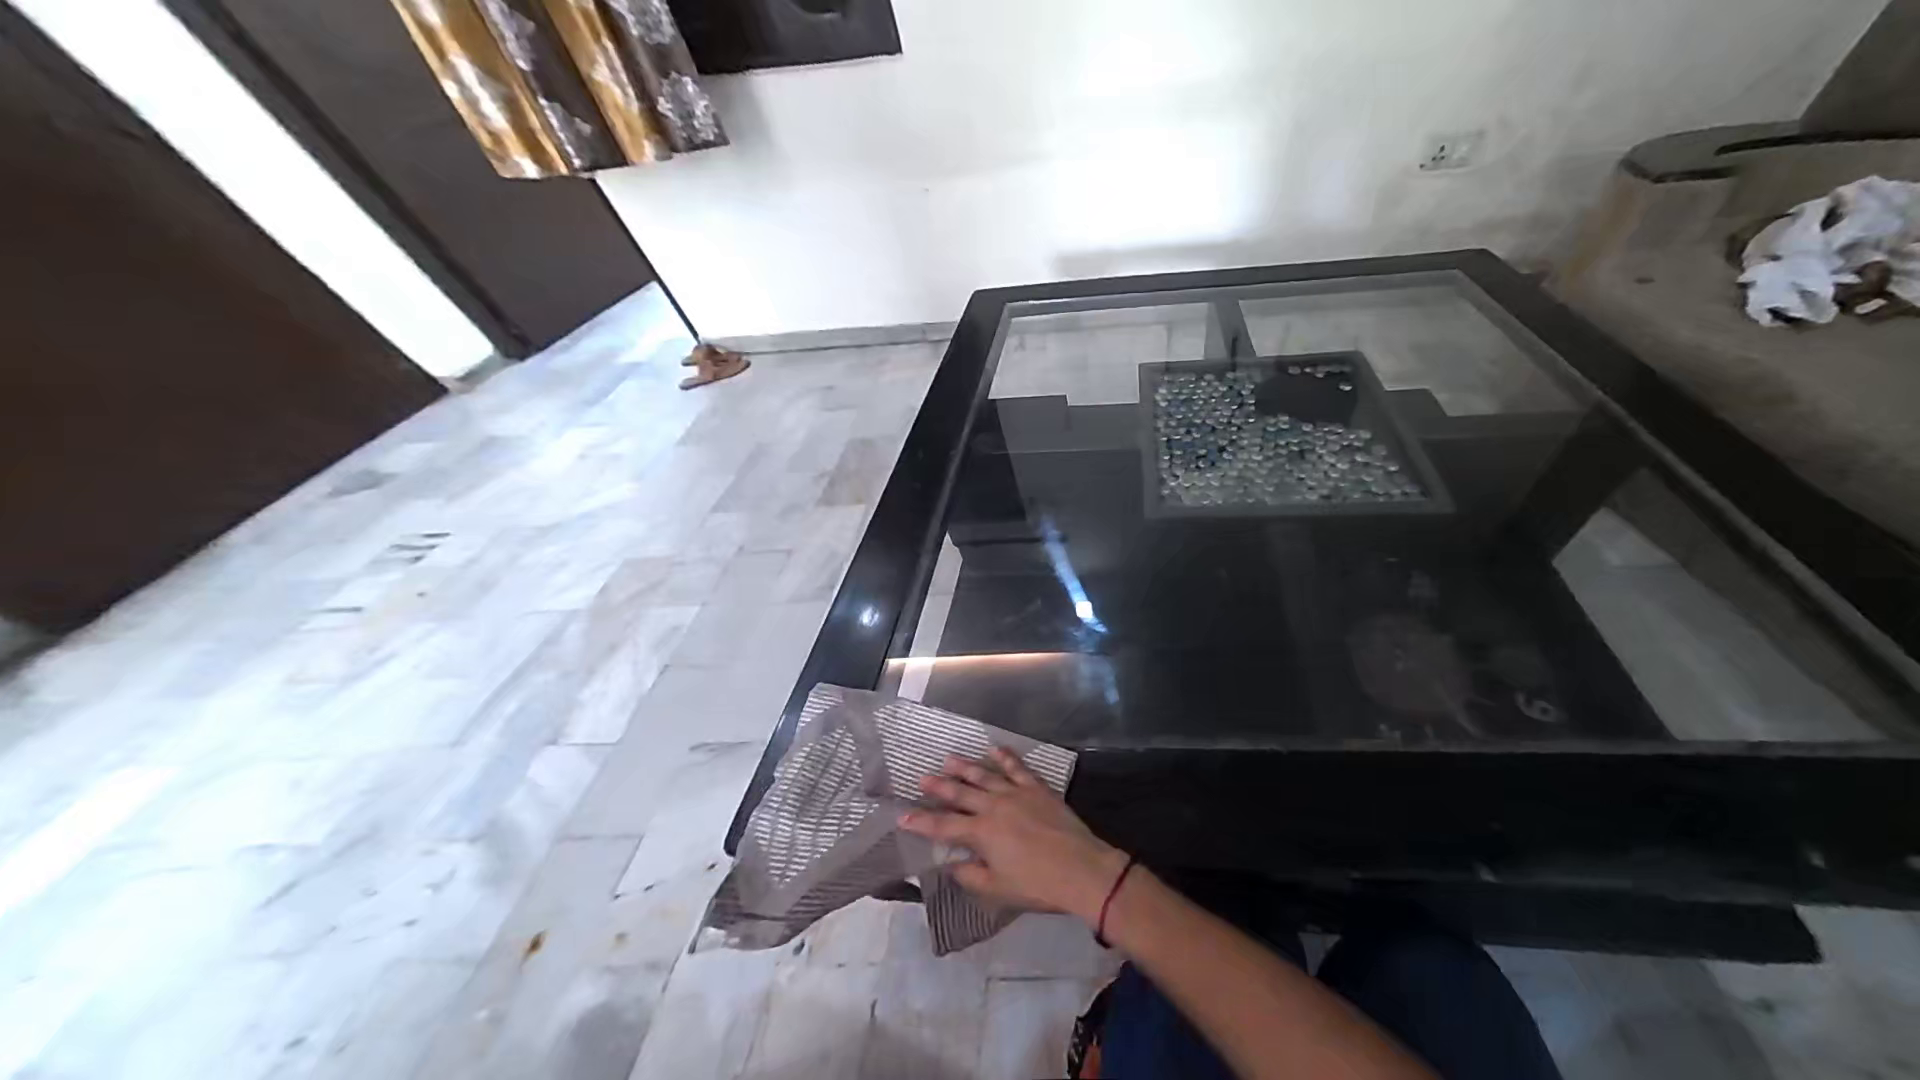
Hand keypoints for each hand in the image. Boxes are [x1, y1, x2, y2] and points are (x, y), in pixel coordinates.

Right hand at [898, 746, 1129, 923]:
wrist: (1082, 869)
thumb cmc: (1038, 885)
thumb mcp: (997, 889)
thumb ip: (969, 875)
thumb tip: (949, 864)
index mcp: (981, 833)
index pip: (943, 826)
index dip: (921, 822)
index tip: (902, 816)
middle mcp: (993, 807)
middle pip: (960, 793)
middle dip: (939, 786)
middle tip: (922, 778)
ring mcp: (1016, 793)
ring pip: (984, 775)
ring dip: (965, 767)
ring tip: (948, 759)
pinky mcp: (1037, 788)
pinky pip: (1017, 768)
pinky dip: (1004, 757)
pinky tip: (994, 749)